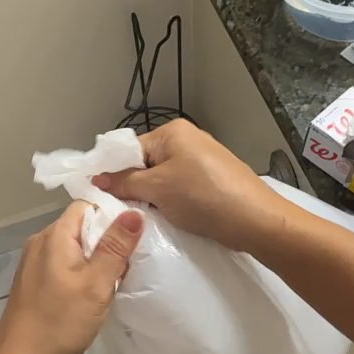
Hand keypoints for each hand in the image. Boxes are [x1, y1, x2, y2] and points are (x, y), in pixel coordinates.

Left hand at [0, 202, 143, 353]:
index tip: (130, 239)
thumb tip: (135, 212)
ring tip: (108, 282)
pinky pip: (61, 263)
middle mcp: (40, 241)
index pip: (86, 206)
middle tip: (123, 265)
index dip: (111, 216)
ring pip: (72, 246)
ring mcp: (33, 261)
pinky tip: (88, 294)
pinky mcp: (33, 279)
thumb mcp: (96, 283)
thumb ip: (116, 246)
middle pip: (80, 225)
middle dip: (104, 240)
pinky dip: (78, 272)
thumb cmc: (61, 320)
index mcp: (54, 235)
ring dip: (93, 259)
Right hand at [92, 120, 285, 252]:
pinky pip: (178, 188)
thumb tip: (97, 179)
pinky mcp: (211, 180)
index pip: (129, 149)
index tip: (98, 195)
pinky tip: (166, 217)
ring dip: (150, 197)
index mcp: (172, 132)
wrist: (256, 221)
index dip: (113, 172)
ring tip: (143, 216)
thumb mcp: (157, 189)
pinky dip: (169, 202)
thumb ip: (124, 182)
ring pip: (161, 178)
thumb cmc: (204, 198)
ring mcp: (201, 160)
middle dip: (133, 186)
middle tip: (120, 210)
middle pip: (144, 163)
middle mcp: (187, 140)